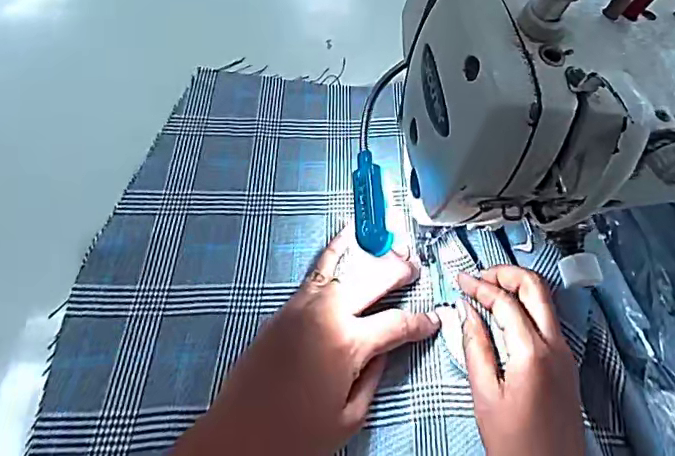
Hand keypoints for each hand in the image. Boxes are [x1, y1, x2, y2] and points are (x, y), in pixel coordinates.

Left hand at [174, 224, 437, 455]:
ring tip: (385, 242)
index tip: (433, 318)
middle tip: (413, 267)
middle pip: (371, 279)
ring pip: (342, 264)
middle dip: (396, 270)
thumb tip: (381, 353)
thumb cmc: (292, 433)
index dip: (419, 321)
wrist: (242, 429)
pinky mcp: (287, 305)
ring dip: (367, 251)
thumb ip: (371, 378)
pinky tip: (343, 242)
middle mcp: (326, 313)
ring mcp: (304, 304)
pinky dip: (335, 252)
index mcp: (347, 343)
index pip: (395, 324)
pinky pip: (318, 270)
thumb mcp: (348, 417)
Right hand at [457, 266, 584, 455]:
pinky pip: (548, 320)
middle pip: (534, 286)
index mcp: (533, 354)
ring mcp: (565, 357)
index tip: (461, 281)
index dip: (479, 285)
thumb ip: (474, 345)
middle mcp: (556, 349)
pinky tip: (505, 317)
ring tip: (488, 293)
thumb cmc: (518, 449)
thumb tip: (466, 311)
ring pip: (544, 300)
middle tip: (479, 278)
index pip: (504, 299)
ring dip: (516, 287)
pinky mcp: (567, 367)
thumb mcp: (485, 396)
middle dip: (504, 273)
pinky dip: (526, 306)